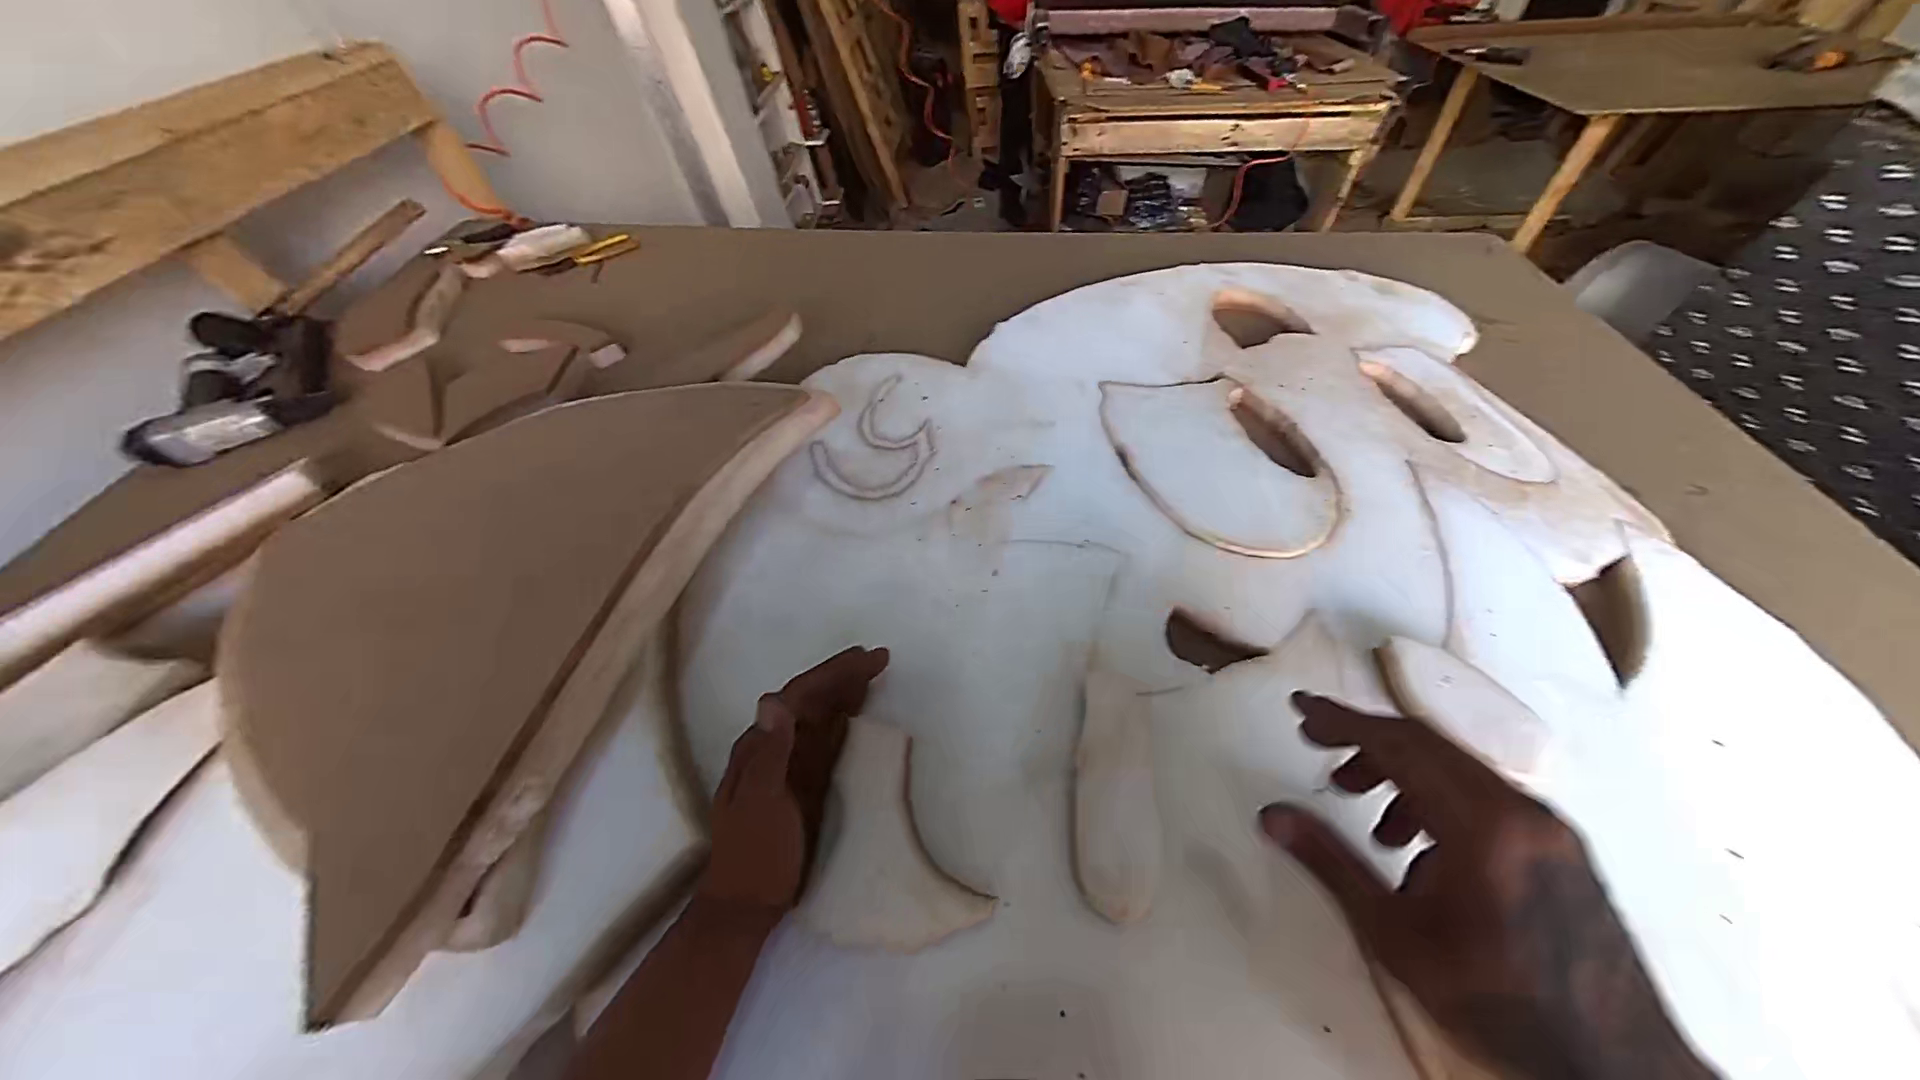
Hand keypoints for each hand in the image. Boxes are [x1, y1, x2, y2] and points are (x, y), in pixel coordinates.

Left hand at [697, 646, 889, 913]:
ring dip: (846, 694)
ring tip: (874, 674)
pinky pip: (829, 744)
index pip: (799, 696)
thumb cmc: (752, 853)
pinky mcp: (806, 785)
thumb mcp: (759, 802)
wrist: (746, 905)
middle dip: (844, 676)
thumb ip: (769, 753)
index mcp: (760, 745)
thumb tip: (773, 699)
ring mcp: (792, 766)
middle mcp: (775, 748)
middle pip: (813, 701)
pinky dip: (845, 724)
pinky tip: (857, 716)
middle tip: (880, 658)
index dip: (832, 673)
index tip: (866, 658)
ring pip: (822, 718)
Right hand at [1261, 692, 1714, 1079]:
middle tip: (1314, 739)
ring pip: (1454, 766)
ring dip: (1396, 769)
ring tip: (1360, 804)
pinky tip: (1416, 844)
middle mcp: (1519, 809)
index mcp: (1480, 824)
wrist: (1622, 1069)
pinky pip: (1482, 792)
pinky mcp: (1558, 844)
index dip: (1341, 720)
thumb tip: (1272, 816)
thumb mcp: (1394, 934)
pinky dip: (1434, 794)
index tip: (1301, 706)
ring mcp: (1546, 825)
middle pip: (1425, 743)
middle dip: (1362, 738)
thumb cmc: (1498, 1002)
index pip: (1398, 744)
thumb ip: (1330, 863)